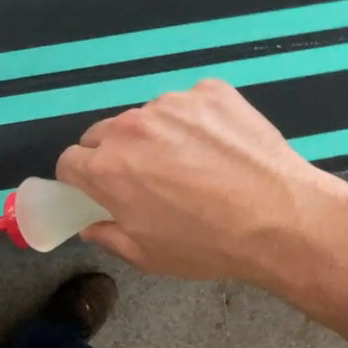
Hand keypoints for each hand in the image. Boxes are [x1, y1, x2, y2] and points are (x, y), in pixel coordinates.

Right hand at [56, 80, 347, 287]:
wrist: (279, 218)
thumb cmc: (205, 245)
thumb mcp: (145, 255)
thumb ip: (107, 236)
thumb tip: (93, 225)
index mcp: (107, 169)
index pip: (68, 161)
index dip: (78, 179)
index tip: (94, 191)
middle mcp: (132, 128)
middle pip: (102, 134)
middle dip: (111, 156)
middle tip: (142, 182)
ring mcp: (173, 104)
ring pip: (145, 118)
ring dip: (152, 137)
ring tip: (187, 166)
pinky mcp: (211, 92)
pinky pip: (187, 104)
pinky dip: (192, 123)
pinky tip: (216, 150)